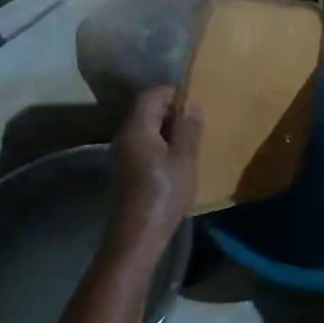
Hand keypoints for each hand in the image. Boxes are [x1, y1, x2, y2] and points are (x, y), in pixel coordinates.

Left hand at [112, 85, 202, 260]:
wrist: (140, 232)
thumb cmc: (165, 191)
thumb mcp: (185, 157)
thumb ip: (188, 128)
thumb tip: (191, 105)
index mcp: (137, 128)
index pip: (150, 95)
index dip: (172, 91)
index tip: (195, 95)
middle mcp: (125, 135)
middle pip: (146, 109)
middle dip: (172, 108)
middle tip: (198, 114)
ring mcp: (124, 153)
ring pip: (146, 127)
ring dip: (169, 126)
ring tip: (194, 133)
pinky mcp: (129, 167)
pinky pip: (146, 142)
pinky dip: (163, 141)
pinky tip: (180, 154)